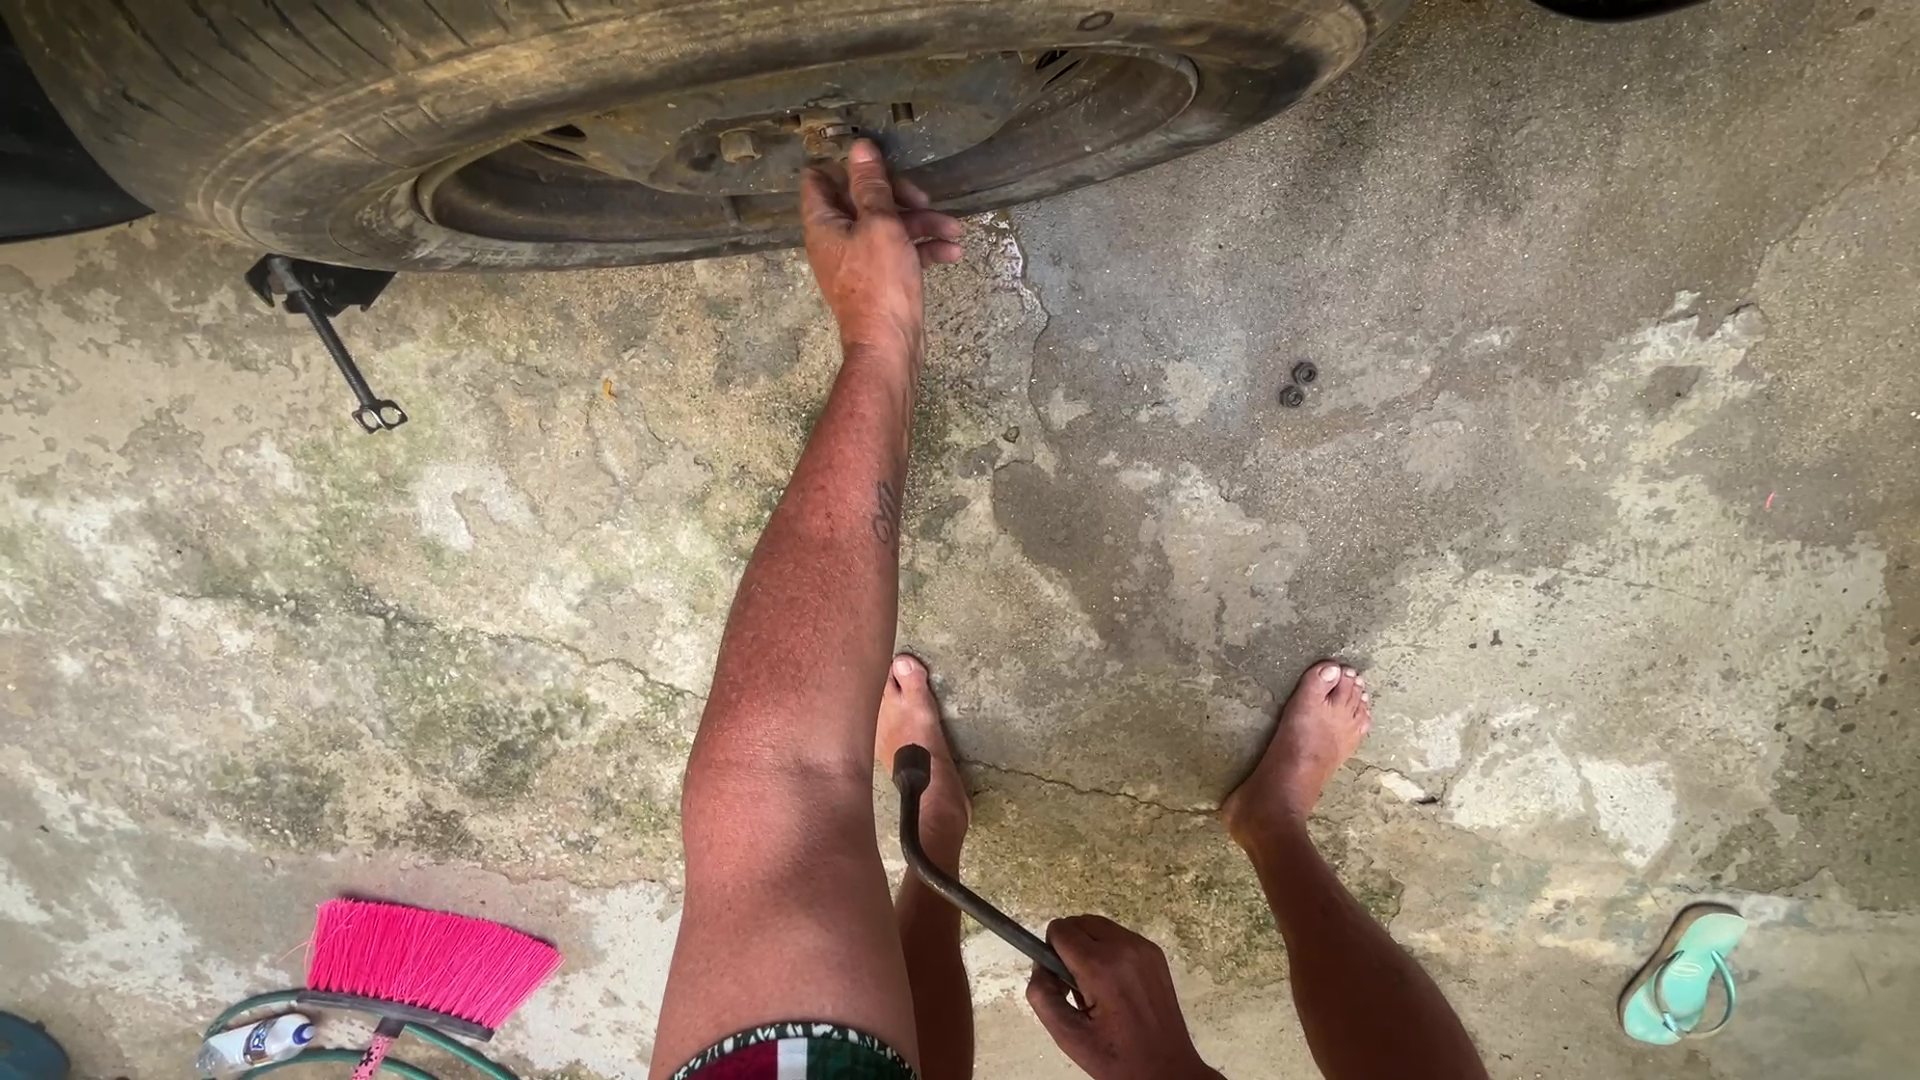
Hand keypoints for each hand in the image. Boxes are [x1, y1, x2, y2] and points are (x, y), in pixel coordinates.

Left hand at [800, 139, 962, 363]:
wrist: (889, 346)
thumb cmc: (880, 285)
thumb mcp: (880, 225)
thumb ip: (872, 185)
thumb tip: (860, 148)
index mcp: (824, 223)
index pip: (820, 178)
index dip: (848, 168)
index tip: (879, 169)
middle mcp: (837, 240)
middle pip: (864, 200)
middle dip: (899, 196)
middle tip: (924, 198)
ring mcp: (859, 261)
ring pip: (889, 227)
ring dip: (922, 223)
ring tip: (954, 229)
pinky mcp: (881, 280)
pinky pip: (900, 253)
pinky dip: (924, 249)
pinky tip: (952, 252)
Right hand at [1026, 915, 1223, 1079]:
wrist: (1167, 1072)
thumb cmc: (1116, 1058)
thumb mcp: (1069, 1037)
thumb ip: (1042, 995)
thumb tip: (1040, 964)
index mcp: (1101, 968)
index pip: (1059, 930)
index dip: (1051, 953)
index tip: (1061, 981)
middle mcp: (1123, 947)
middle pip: (1078, 922)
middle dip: (1069, 948)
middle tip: (1077, 986)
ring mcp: (1142, 947)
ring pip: (1097, 925)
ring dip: (1088, 946)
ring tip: (1097, 985)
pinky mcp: (1154, 951)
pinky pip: (1117, 934)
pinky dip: (1108, 949)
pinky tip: (1116, 983)